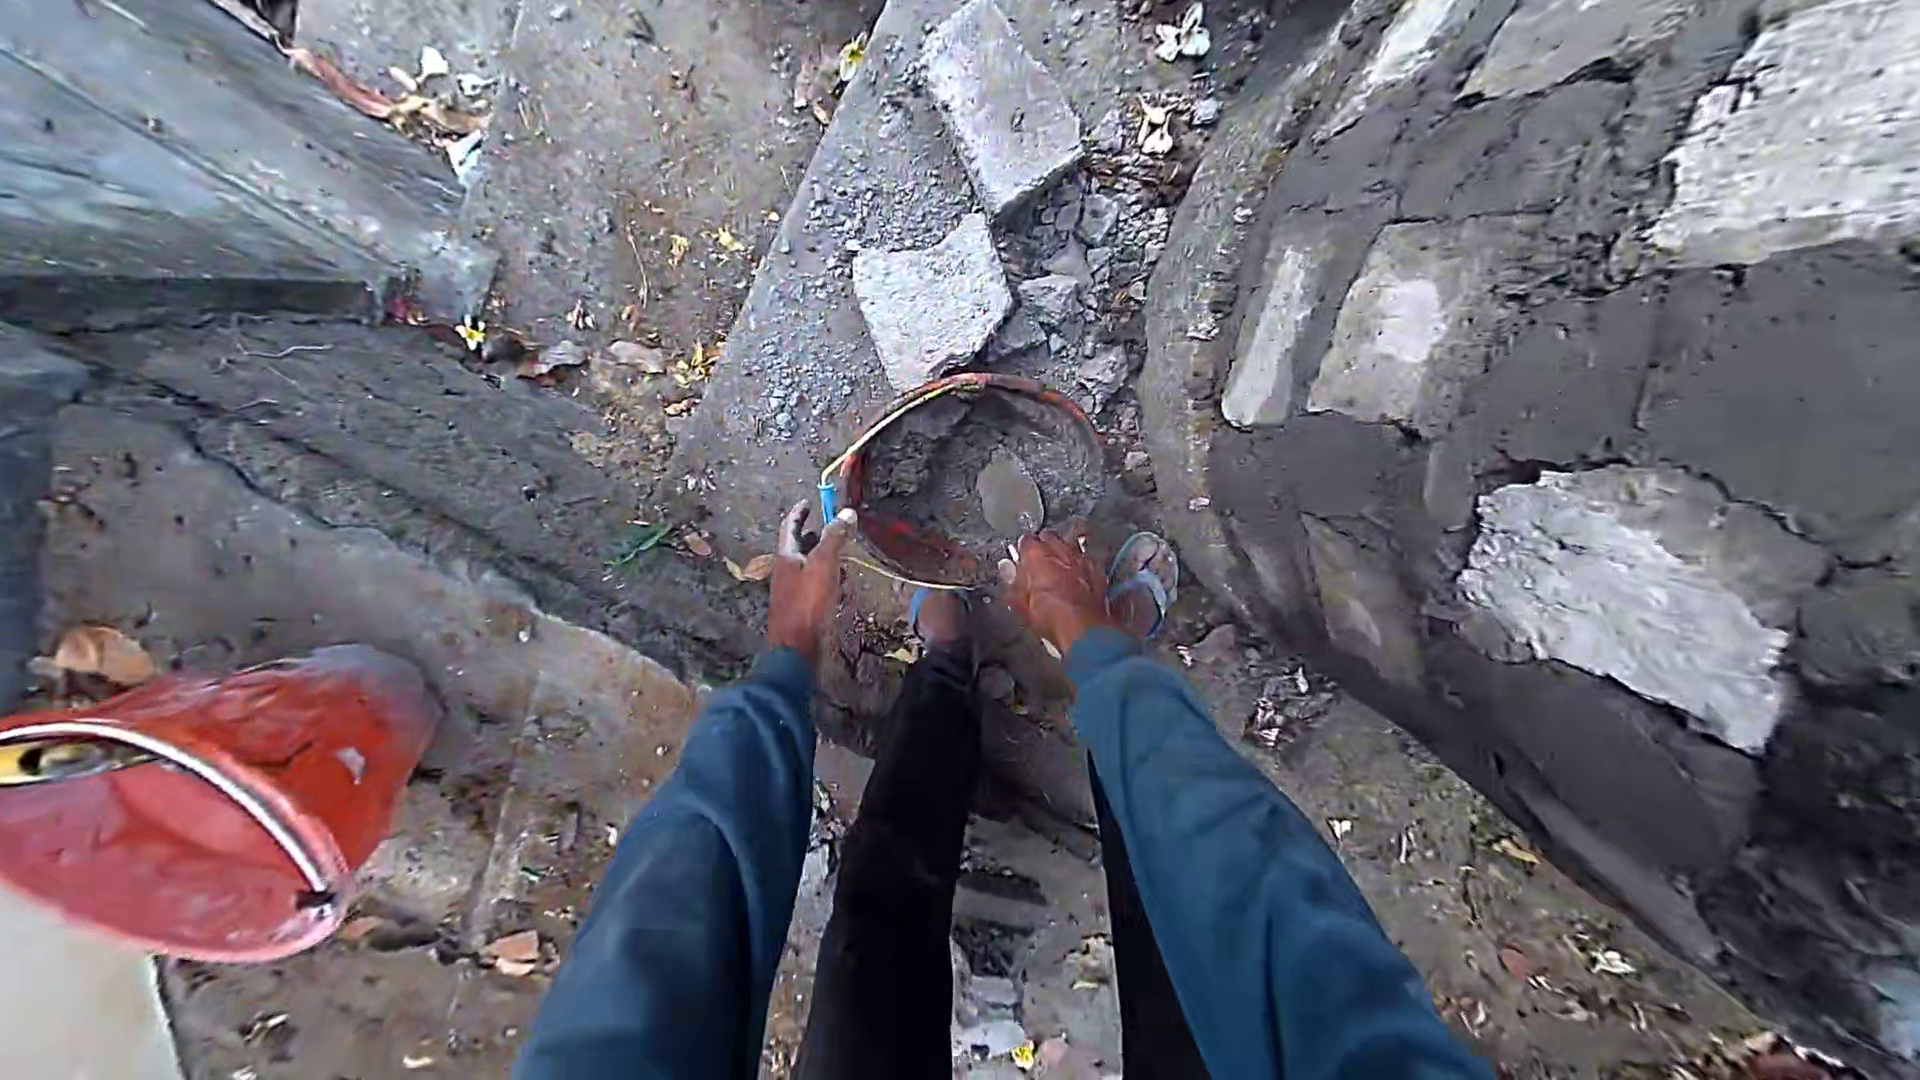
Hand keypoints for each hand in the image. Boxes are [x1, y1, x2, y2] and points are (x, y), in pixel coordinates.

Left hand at [768, 501, 856, 665]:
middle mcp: (785, 571)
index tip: (808, 502)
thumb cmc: (808, 603)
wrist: (796, 649)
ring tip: (838, 549)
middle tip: (829, 525)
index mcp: (786, 557)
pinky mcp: (801, 606)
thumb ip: (834, 538)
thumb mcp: (823, 565)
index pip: (789, 527)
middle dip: (812, 533)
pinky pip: (813, 582)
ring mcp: (791, 590)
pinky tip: (838, 580)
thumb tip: (847, 512)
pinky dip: (824, 574)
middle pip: (797, 545)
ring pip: (806, 564)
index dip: (799, 512)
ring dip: (820, 553)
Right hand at [997, 522, 1114, 655]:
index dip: (1023, 550)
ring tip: (1057, 568)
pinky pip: (1085, 559)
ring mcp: (1080, 558)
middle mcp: (1059, 550)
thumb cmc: (1052, 618)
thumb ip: (1013, 582)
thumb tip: (1008, 571)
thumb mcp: (1021, 605)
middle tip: (1038, 562)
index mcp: (1036, 555)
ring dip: (1062, 553)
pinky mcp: (1097, 569)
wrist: (1084, 629)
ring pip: (1068, 545)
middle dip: (1043, 546)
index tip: (1021, 559)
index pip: (1026, 540)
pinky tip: (1076, 577)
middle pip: (1049, 537)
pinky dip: (1079, 565)